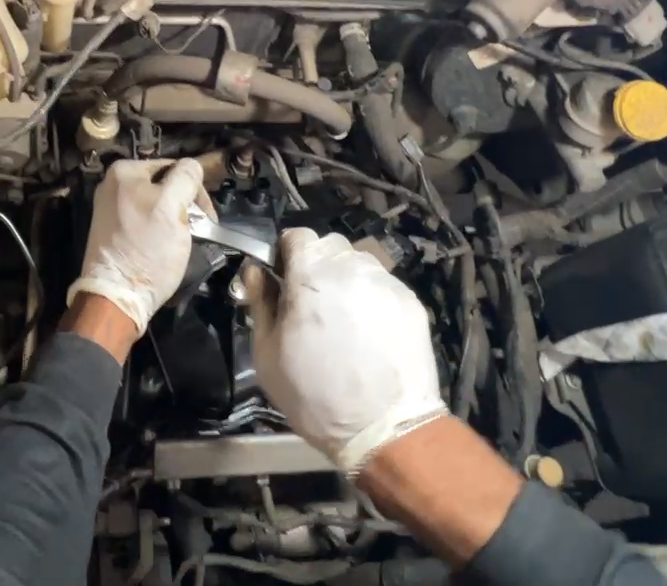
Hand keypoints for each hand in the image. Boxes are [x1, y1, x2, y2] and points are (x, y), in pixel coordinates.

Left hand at [68, 158, 207, 340]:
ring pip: (157, 205)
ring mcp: (109, 208)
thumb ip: (185, 178)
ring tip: (181, 242)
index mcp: (124, 171)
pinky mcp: (111, 231)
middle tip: (197, 231)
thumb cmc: (146, 249)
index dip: (195, 190)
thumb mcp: (171, 206)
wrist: (116, 297)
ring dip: (173, 220)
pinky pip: (144, 221)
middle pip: (165, 186)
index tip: (206, 217)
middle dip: (184, 206)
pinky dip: (158, 231)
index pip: (174, 167)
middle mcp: (112, 184)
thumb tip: (192, 166)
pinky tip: (164, 247)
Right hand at [246, 228, 449, 473]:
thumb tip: (256, 270)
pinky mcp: (410, 301)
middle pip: (329, 245)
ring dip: (345, 278)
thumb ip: (260, 302)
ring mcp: (384, 283)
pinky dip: (370, 297)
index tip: (285, 278)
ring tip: (343, 316)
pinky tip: (368, 331)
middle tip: (312, 301)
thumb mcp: (268, 354)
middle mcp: (350, 268)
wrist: (387, 431)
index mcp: (311, 276)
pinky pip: (382, 284)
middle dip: (317, 264)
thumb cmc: (315, 396)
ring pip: (358, 261)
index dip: (287, 252)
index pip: (297, 235)